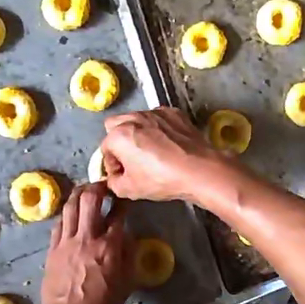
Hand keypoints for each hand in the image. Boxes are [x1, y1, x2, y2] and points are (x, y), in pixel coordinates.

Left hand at [36, 182, 132, 303]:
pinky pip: (59, 223)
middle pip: (90, 199)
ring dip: (79, 194)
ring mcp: (66, 242)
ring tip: (85, 191)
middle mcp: (87, 238)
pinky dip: (67, 213)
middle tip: (103, 186)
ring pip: (71, 206)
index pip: (118, 214)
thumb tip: (126, 235)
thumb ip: (128, 255)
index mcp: (109, 247)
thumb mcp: (126, 282)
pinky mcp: (52, 249)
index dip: (123, 202)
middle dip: (98, 187)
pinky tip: (71, 214)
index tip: (125, 197)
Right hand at [100, 108, 240, 207]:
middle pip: (115, 126)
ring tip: (150, 152)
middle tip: (130, 159)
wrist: (199, 170)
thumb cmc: (162, 179)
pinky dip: (158, 129)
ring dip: (138, 133)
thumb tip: (115, 178)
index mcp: (119, 135)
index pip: (105, 149)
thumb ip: (113, 183)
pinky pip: (158, 119)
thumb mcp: (130, 190)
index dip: (112, 165)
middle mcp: (134, 118)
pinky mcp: (174, 113)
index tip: (122, 175)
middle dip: (118, 141)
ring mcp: (156, 113)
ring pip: (137, 119)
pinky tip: (167, 145)